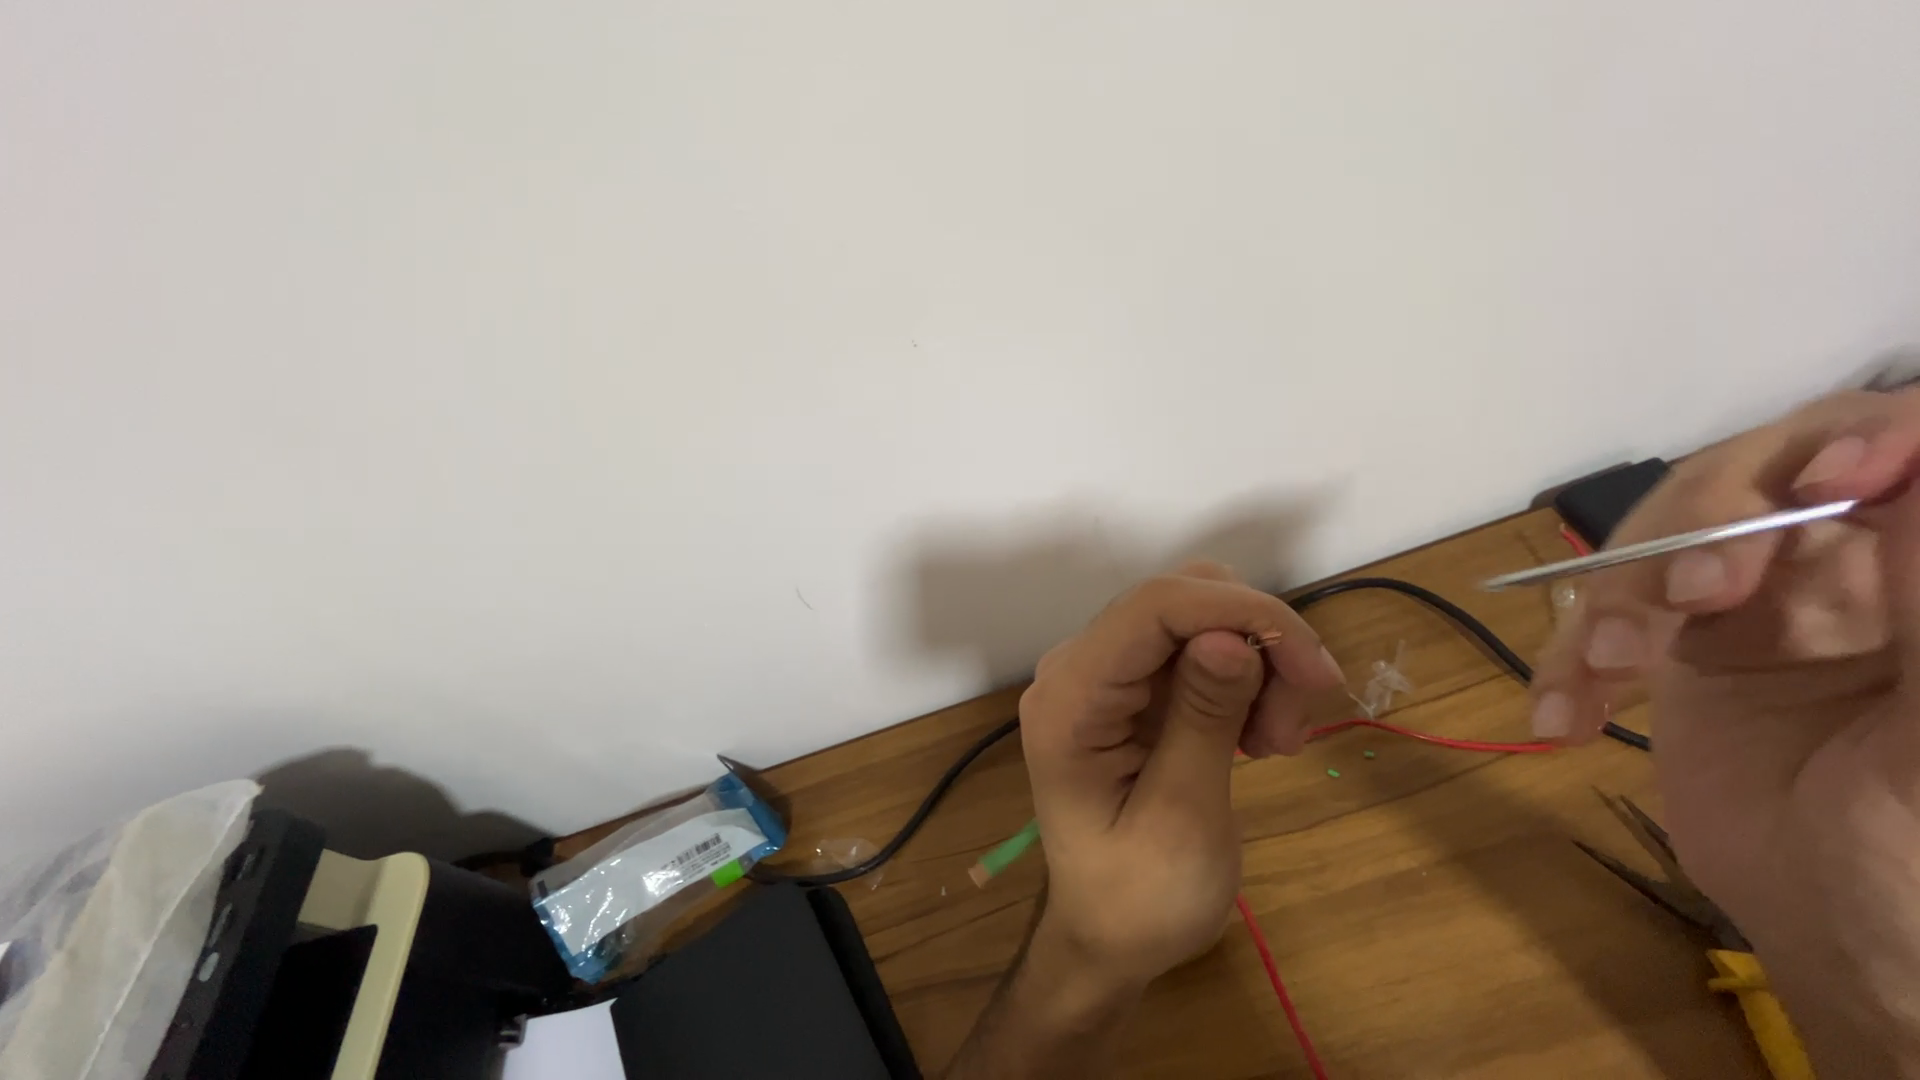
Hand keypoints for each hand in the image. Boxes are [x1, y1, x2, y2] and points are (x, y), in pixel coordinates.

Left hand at [1017, 561, 1343, 991]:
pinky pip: (1199, 651)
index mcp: (1069, 698)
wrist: (1109, 937)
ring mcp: (1103, 675)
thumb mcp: (1180, 819)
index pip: (1152, 607)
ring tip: (1275, 743)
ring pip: (1199, 619)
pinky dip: (1245, 680)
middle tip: (1293, 726)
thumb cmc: (1139, 899)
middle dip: (1257, 643)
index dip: (1241, 612)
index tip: (1315, 671)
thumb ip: (1201, 720)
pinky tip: (1258, 738)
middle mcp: (1076, 669)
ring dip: (1258, 665)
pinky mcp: (1131, 689)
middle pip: (1179, 602)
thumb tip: (1229, 636)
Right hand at [1531, 387, 1919, 1076]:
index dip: (1853, 439)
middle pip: (1746, 482)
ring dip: (1611, 603)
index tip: (1820, 486)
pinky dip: (1566, 666)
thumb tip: (1904, 458)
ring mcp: (1748, 606)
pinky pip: (1597, 625)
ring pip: (1649, 547)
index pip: (1894, 446)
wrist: (1849, 949)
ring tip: (1605, 675)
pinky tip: (1559, 718)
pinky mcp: (1673, 649)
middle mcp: (1845, 564)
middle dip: (1697, 530)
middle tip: (1688, 596)